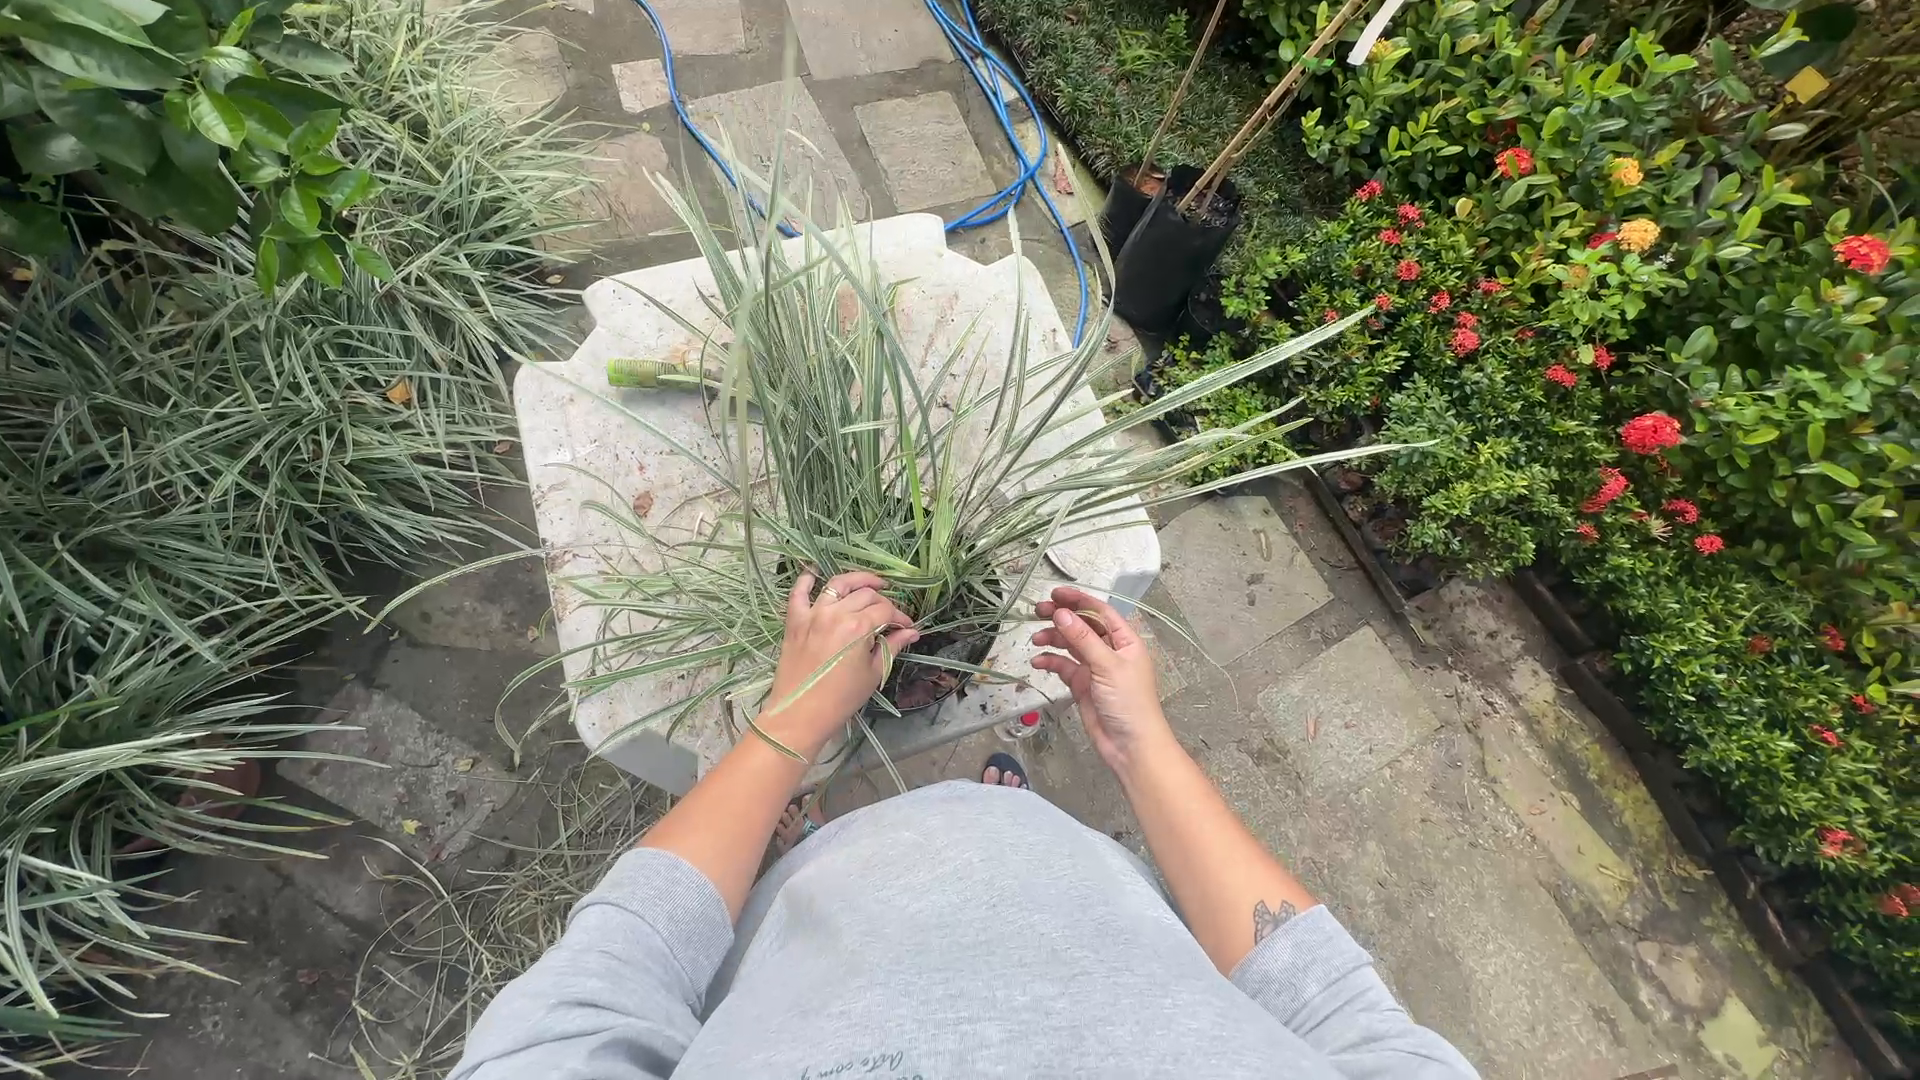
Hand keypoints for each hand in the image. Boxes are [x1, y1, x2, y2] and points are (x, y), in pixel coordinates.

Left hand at [762, 571, 917, 757]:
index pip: (886, 610)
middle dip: (883, 601)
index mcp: (858, 627)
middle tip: (890, 614)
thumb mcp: (873, 673)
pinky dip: (806, 580)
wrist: (800, 715)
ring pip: (837, 585)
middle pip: (865, 594)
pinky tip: (814, 573)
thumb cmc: (841, 699)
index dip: (900, 616)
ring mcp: (812, 614)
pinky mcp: (794, 621)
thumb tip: (912, 632)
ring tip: (870, 583)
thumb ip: (892, 646)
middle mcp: (835, 614)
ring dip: (856, 580)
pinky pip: (798, 593)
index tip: (908, 626)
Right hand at [1030, 586, 1173, 775]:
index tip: (1055, 594)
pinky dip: (1051, 662)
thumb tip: (1061, 613)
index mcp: (1125, 640)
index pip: (1099, 611)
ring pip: (1070, 644)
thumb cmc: (1129, 702)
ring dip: (1054, 639)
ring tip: (1036, 640)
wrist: (1131, 746)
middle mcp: (1110, 650)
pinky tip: (1039, 662)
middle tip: (1037, 611)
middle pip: (1082, 625)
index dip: (1078, 600)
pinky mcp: (1082, 685)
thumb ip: (1082, 638)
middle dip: (1061, 617)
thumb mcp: (1107, 665)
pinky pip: (1064, 666)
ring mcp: (1095, 668)